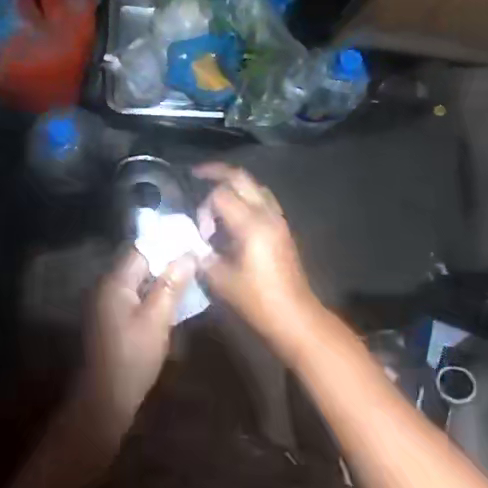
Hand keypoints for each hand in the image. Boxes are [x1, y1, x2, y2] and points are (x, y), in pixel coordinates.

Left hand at [77, 248, 195, 423]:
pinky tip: (175, 298)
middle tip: (197, 257)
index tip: (191, 240)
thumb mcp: (157, 319)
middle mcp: (108, 287)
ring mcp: (109, 304)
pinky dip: (155, 294)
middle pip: (140, 263)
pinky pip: (137, 296)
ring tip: (192, 275)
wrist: (107, 397)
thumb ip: (171, 285)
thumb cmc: (133, 356)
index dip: (166, 243)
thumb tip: (187, 254)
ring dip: (163, 278)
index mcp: (115, 283)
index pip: (141, 249)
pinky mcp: (114, 319)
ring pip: (139, 281)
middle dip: (167, 259)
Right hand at [193, 164, 318, 333]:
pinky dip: (245, 196)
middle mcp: (267, 214)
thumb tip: (192, 242)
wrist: (294, 316)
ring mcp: (278, 220)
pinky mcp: (282, 229)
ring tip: (214, 190)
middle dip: (217, 172)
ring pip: (254, 186)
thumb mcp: (219, 279)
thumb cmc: (256, 300)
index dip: (203, 208)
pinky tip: (233, 210)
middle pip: (241, 178)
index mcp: (251, 224)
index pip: (220, 194)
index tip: (200, 232)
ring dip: (233, 183)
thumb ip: (201, 254)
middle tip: (196, 174)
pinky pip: (262, 199)